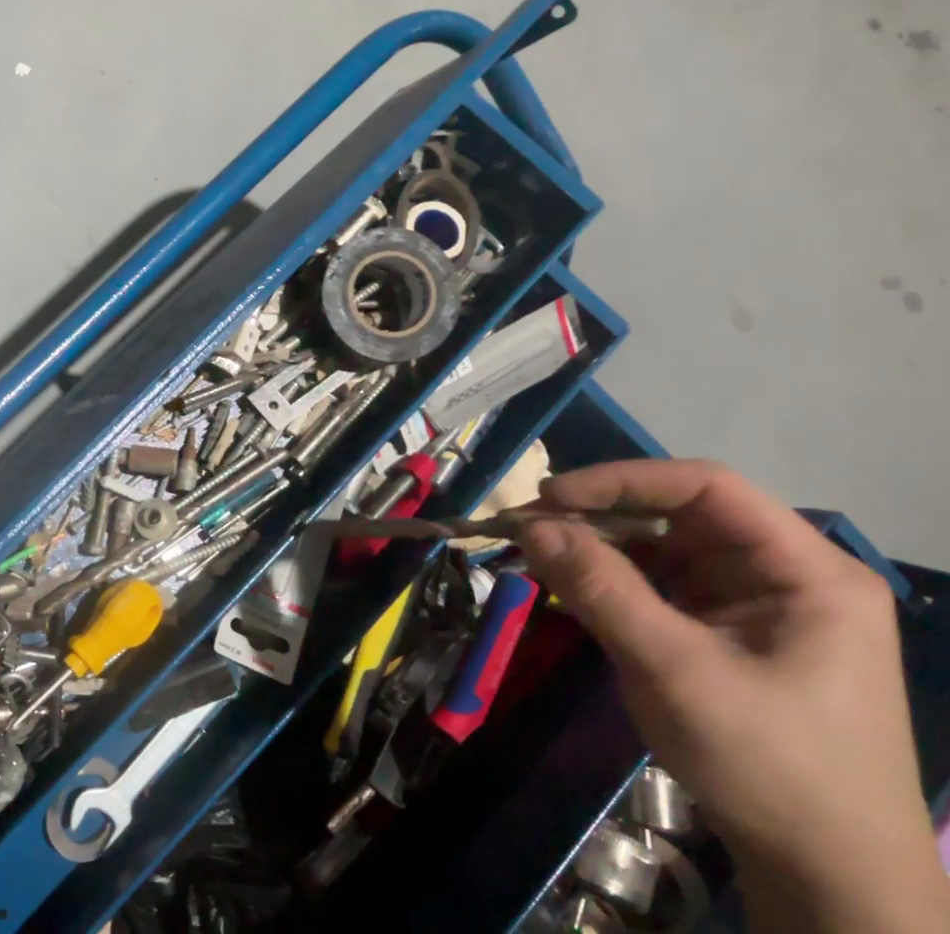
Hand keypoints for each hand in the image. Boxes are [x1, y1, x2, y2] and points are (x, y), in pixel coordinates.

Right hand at [517, 459, 948, 932]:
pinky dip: (610, 585)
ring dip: (598, 551)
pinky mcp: (725, 636)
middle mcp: (784, 575)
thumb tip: (529, 525)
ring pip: (663, 552)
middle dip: (600, 518)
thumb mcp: (674, 668)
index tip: (549, 497)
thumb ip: (601, 589)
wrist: (823, 866)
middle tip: (525, 530)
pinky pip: (660, 590)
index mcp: (806, 570)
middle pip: (681, 517)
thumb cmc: (766, 760)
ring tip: (534, 559)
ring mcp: (754, 607)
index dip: (622, 481)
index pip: (707, 487)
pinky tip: (566, 591)